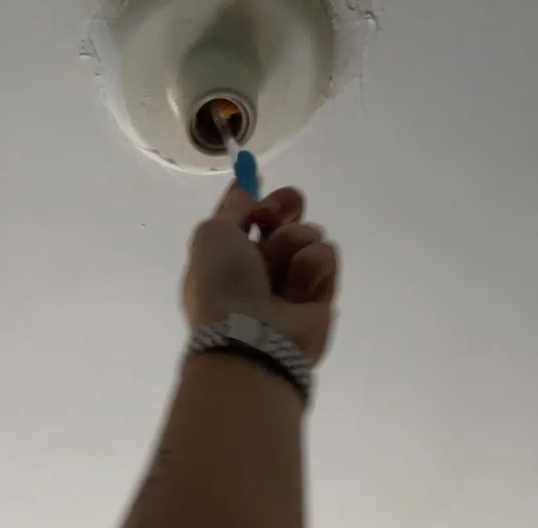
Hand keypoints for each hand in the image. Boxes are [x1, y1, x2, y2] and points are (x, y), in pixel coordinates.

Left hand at [182, 185, 339, 363]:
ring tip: (281, 269)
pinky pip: (326, 258)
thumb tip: (244, 187)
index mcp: (224, 261)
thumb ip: (232, 207)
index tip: (258, 181)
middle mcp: (257, 272)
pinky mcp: (320, 297)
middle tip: (282, 214)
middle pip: (283, 221)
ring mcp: (290, 285)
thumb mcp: (212, 234)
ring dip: (294, 242)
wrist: (251, 337)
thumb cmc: (222, 285)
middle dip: (284, 208)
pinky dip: (314, 266)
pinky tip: (299, 289)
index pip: (245, 219)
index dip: (254, 200)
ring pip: (307, 235)